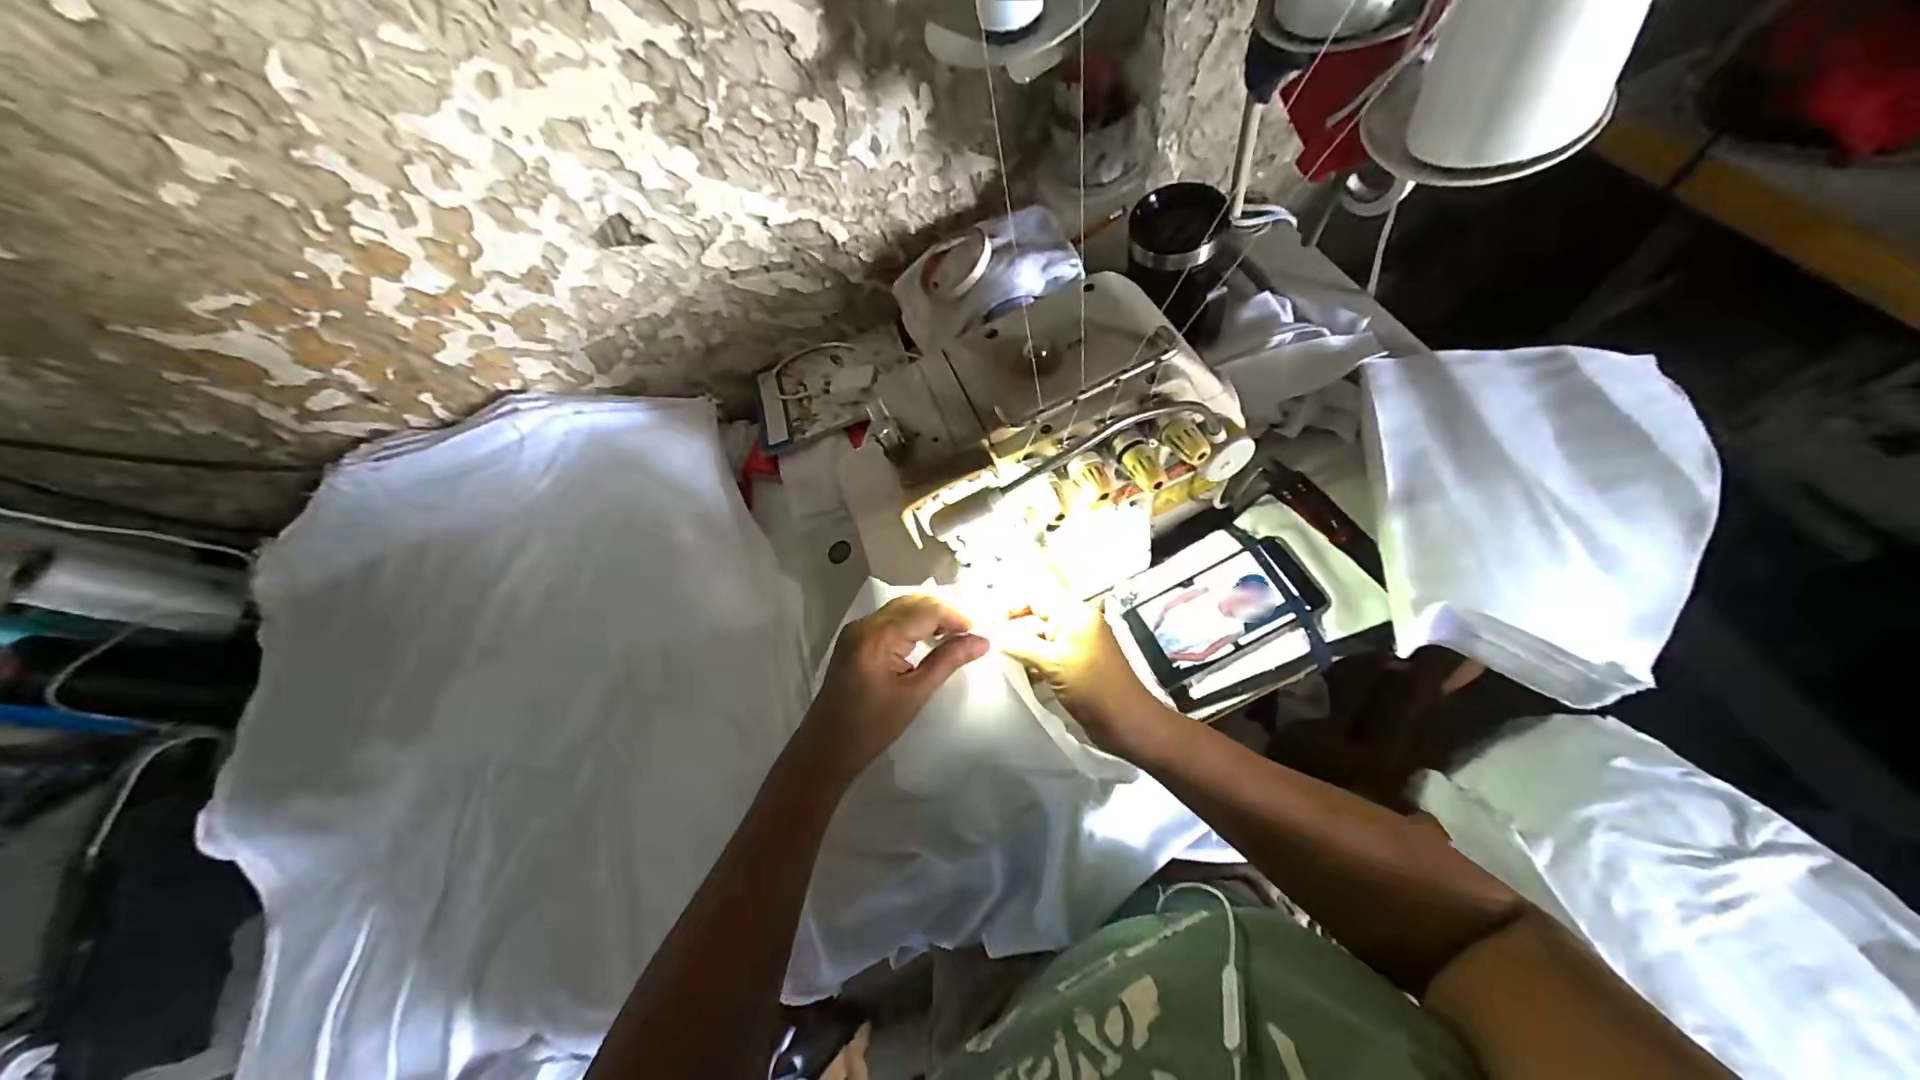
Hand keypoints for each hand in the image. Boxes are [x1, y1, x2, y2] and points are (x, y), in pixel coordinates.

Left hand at [800, 594, 989, 780]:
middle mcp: (864, 624)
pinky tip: (926, 639)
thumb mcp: (916, 694)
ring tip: (952, 637)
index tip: (976, 634)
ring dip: (927, 616)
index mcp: (878, 636)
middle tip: (967, 635)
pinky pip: (888, 619)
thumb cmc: (873, 727)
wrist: (826, 749)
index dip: (954, 617)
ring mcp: (855, 630)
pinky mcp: (853, 639)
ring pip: (900, 608)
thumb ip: (948, 661)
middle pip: (912, 603)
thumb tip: (982, 641)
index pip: (925, 611)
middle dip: (942, 613)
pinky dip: (911, 623)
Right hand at [996, 597, 1167, 755]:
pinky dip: (1038, 663)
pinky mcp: (1082, 665)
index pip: (1038, 600)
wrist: (1127, 721)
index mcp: (1077, 615)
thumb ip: (1020, 646)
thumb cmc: (1091, 687)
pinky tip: (1024, 675)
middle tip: (994, 647)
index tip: (992, 625)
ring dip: (1027, 650)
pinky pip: (1054, 656)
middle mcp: (1081, 624)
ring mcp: (1082, 645)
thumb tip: (995, 637)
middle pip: (1041, 619)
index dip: (1014, 609)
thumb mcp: (1051, 663)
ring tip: (1005, 662)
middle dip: (1019, 631)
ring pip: (1046, 640)